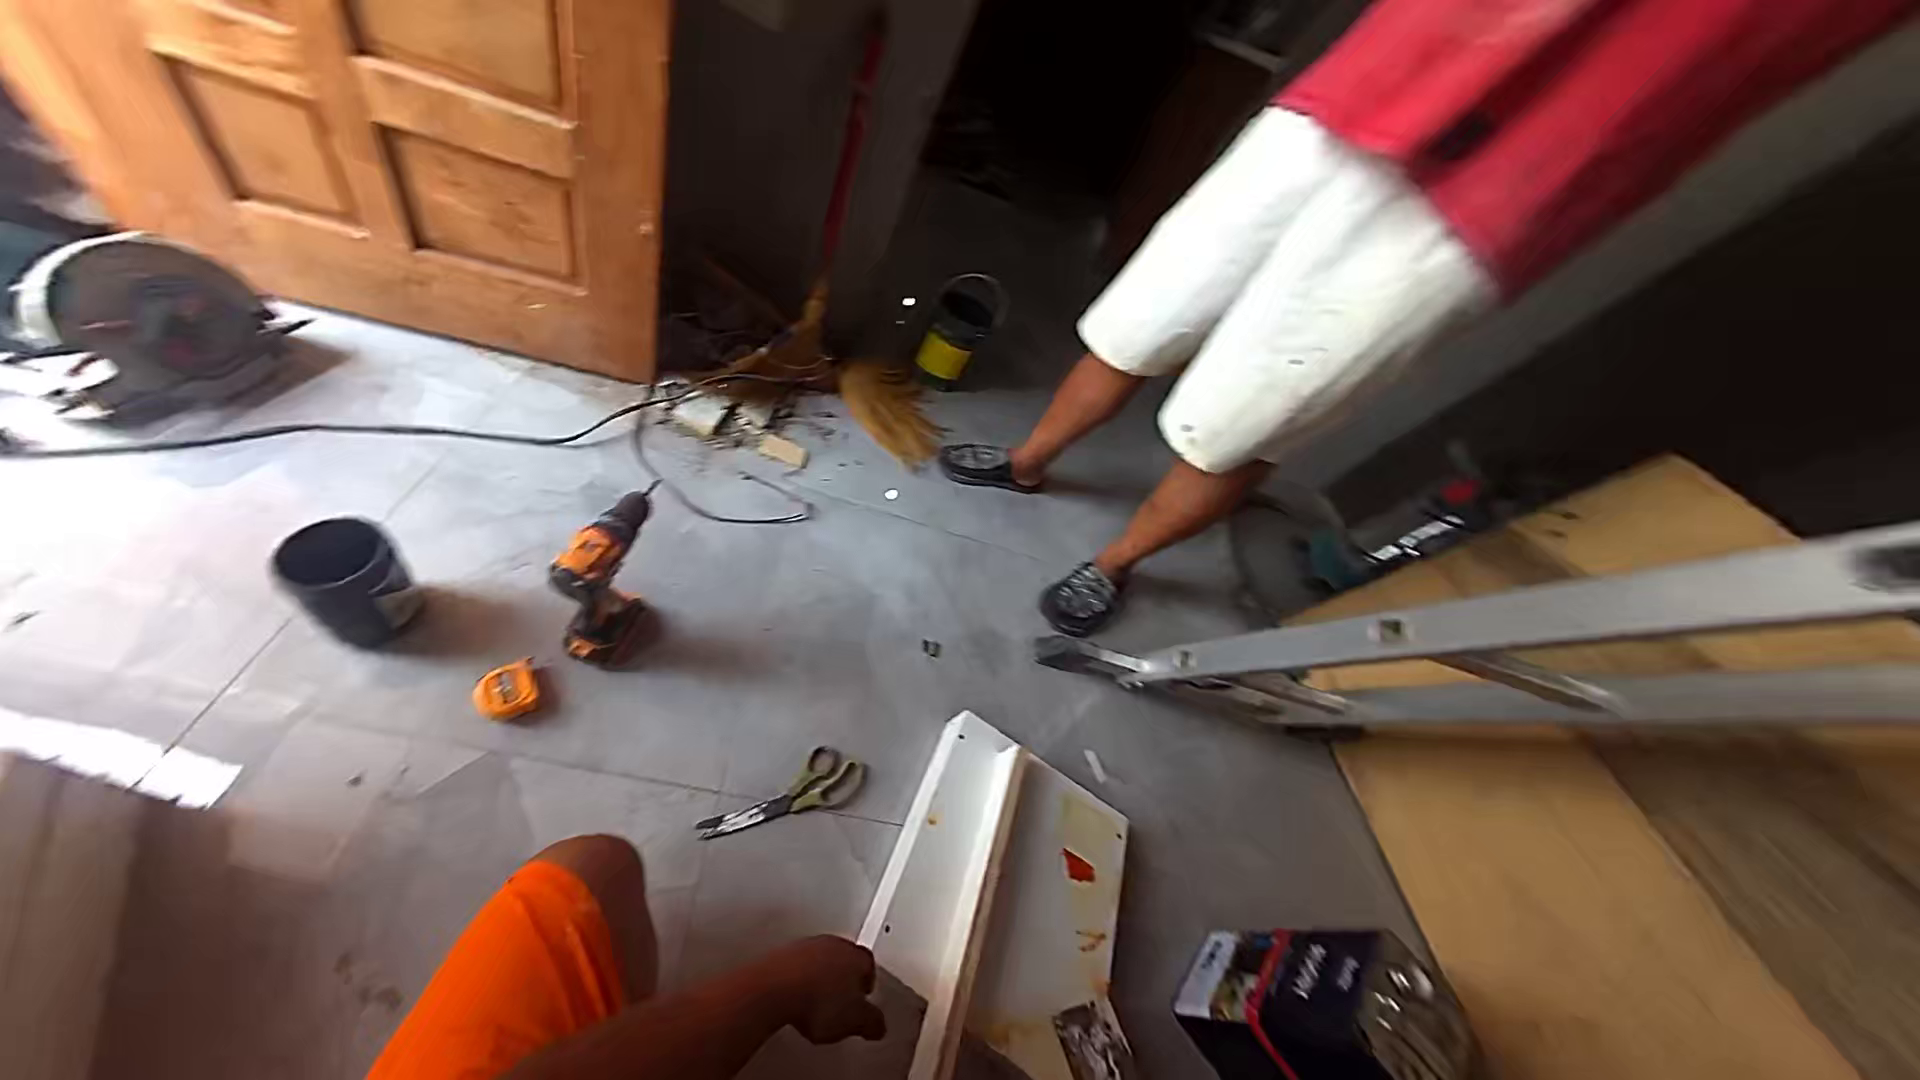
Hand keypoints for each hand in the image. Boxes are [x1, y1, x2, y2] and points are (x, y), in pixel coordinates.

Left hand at [765, 935, 886, 1044]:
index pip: (869, 966)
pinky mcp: (787, 954)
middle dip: (845, 979)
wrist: (777, 989)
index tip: (864, 998)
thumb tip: (876, 1024)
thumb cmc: (816, 998)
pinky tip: (798, 998)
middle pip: (846, 959)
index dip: (867, 984)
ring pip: (822, 960)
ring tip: (818, 1003)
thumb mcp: (854, 1021)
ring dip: (822, 977)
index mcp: (857, 957)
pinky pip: (800, 965)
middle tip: (842, 1002)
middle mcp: (835, 945)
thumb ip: (871, 1021)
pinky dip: (801, 978)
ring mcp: (810, 947)